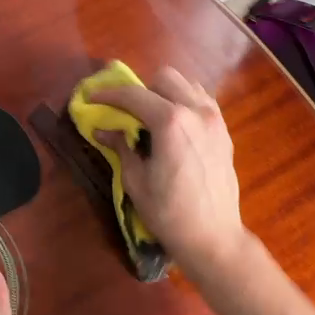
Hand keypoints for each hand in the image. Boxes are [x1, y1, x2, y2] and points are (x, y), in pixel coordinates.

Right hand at [89, 66, 249, 275]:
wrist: (213, 236)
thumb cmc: (168, 212)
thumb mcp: (136, 181)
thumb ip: (121, 147)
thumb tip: (102, 130)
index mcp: (171, 122)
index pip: (134, 95)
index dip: (109, 94)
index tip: (91, 97)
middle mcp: (196, 111)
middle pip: (164, 78)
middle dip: (141, 90)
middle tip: (127, 112)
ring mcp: (214, 119)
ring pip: (186, 84)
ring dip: (165, 93)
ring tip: (151, 116)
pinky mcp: (223, 131)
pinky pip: (202, 101)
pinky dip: (184, 103)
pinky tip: (174, 125)